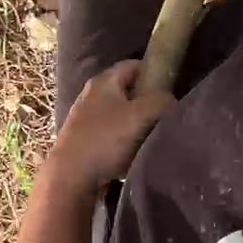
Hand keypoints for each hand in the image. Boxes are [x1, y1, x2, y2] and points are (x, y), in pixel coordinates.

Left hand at [47, 61, 174, 193]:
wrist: (71, 177)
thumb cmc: (105, 139)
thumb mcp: (140, 115)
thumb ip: (160, 101)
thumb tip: (171, 99)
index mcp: (104, 81)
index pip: (134, 65)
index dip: (154, 73)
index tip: (171, 89)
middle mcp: (93, 94)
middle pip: (128, 90)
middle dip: (148, 101)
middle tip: (166, 115)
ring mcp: (87, 116)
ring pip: (121, 113)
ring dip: (137, 123)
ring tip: (153, 136)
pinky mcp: (86, 138)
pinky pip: (112, 132)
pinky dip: (125, 139)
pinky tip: (135, 152)